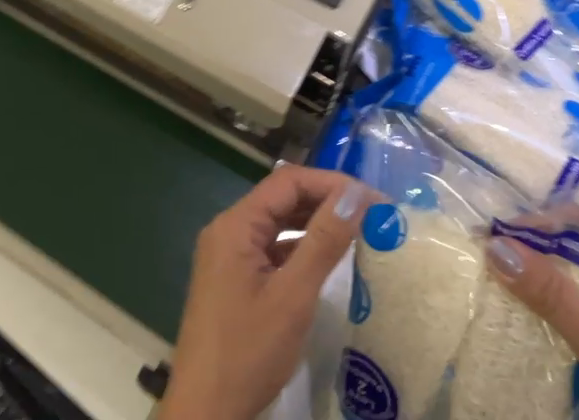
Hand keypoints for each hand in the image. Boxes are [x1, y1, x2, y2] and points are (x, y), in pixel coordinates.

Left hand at [160, 166, 370, 419]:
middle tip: (373, 215)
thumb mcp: (293, 296)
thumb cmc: (248, 350)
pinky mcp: (233, 280)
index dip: (331, 183)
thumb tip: (355, 194)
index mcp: (235, 226)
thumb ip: (323, 241)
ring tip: (359, 232)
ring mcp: (228, 257)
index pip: (286, 182)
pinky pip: (271, 250)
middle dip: (325, 201)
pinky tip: (328, 261)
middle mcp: (227, 231)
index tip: (372, 199)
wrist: (205, 410)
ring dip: (314, 224)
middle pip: (281, 199)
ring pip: (277, 225)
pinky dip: (299, 249)